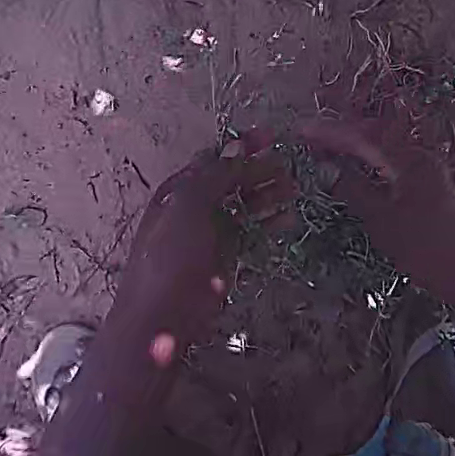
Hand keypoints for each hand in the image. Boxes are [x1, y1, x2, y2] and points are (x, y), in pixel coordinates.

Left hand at [109, 131, 290, 340]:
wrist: (160, 318)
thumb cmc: (169, 258)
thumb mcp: (188, 206)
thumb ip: (213, 176)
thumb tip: (236, 148)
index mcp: (179, 189)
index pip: (214, 159)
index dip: (241, 146)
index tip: (271, 137)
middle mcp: (193, 207)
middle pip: (231, 180)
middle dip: (258, 169)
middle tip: (288, 163)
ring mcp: (209, 233)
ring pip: (242, 205)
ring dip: (266, 194)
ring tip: (293, 186)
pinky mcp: (222, 258)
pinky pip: (248, 232)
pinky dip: (267, 222)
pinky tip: (287, 218)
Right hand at [297, 120, 454, 301]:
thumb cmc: (423, 248)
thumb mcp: (380, 219)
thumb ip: (352, 188)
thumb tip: (326, 168)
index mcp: (409, 160)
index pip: (362, 138)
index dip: (330, 134)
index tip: (302, 131)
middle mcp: (419, 157)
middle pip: (373, 136)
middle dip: (340, 135)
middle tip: (309, 136)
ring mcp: (425, 170)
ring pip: (381, 149)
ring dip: (353, 146)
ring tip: (324, 147)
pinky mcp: (426, 185)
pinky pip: (389, 163)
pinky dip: (367, 161)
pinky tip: (352, 165)